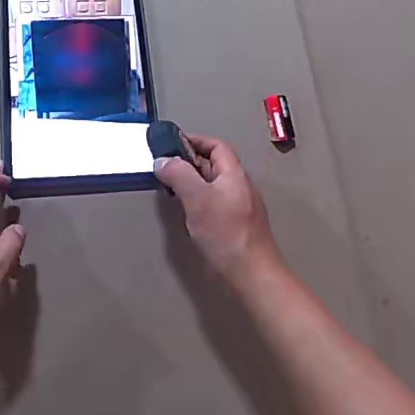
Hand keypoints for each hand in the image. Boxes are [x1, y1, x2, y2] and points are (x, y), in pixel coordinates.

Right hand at [154, 134, 282, 285]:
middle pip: (213, 164)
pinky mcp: (235, 225)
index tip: (172, 144)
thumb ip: (178, 174)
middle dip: (189, 162)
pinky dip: (196, 199)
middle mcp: (239, 187)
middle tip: (166, 167)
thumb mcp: (197, 198)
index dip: (195, 140)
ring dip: (191, 182)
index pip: (217, 146)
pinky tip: (186, 211)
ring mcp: (239, 207)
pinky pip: (213, 202)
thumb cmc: (227, 234)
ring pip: (212, 184)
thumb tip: (163, 161)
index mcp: (234, 175)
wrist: (251, 274)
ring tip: (171, 188)